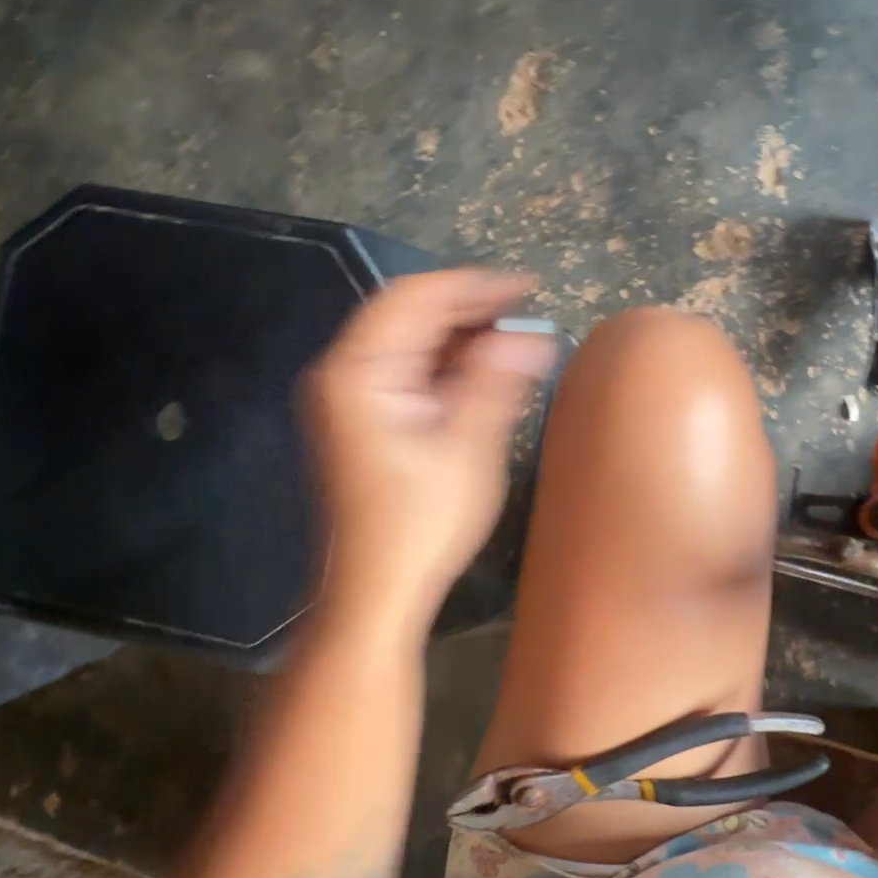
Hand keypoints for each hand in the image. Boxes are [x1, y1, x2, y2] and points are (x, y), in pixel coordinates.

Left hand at [303, 269, 556, 608]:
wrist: (376, 591)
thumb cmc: (419, 525)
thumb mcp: (468, 450)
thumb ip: (496, 383)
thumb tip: (531, 335)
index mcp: (359, 372)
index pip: (414, 298)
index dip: (473, 286)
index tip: (526, 289)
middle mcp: (346, 374)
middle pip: (408, 315)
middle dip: (470, 310)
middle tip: (527, 315)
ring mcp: (351, 399)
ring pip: (410, 343)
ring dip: (462, 338)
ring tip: (516, 343)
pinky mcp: (365, 421)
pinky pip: (408, 374)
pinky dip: (448, 368)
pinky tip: (486, 377)